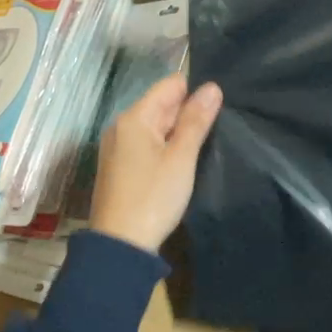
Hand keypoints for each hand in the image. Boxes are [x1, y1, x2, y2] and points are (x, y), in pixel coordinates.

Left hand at [89, 75, 221, 253]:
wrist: (120, 247)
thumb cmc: (153, 198)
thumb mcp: (181, 157)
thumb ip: (196, 120)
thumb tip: (212, 87)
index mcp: (134, 117)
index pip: (170, 84)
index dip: (195, 93)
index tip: (214, 114)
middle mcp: (121, 126)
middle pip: (163, 104)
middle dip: (187, 114)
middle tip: (213, 132)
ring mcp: (117, 147)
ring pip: (156, 126)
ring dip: (177, 133)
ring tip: (199, 150)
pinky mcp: (119, 166)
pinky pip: (147, 144)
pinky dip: (164, 148)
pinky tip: (178, 166)